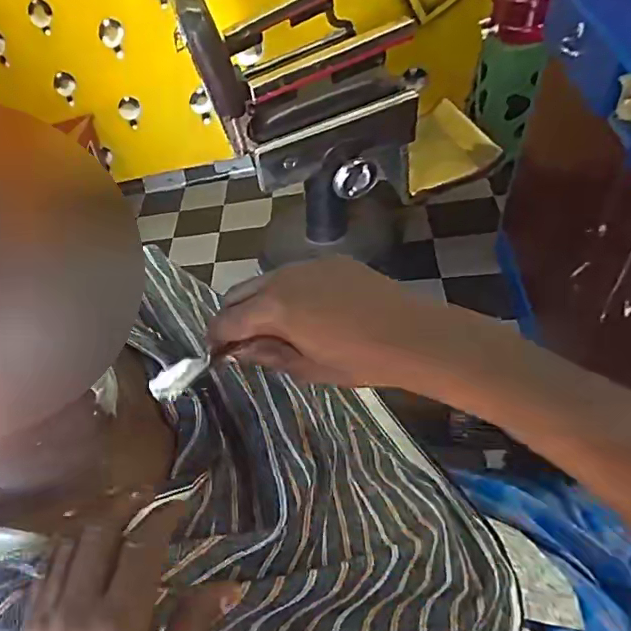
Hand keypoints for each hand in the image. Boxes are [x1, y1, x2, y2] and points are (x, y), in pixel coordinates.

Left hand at [0, 497, 241, 630]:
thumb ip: (195, 626)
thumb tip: (229, 583)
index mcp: (121, 624)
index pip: (142, 547)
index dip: (162, 517)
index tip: (179, 501)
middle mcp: (77, 608)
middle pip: (98, 533)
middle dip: (124, 506)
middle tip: (146, 496)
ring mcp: (44, 615)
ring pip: (66, 546)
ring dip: (92, 522)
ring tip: (115, 511)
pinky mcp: (26, 628)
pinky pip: (45, 571)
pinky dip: (65, 549)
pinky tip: (81, 548)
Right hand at [208, 256, 525, 397]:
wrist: (415, 336)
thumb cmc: (359, 360)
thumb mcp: (305, 367)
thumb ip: (265, 354)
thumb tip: (236, 351)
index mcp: (273, 308)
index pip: (225, 321)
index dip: (215, 340)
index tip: (216, 356)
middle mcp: (282, 279)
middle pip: (236, 295)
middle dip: (231, 319)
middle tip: (238, 345)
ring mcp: (306, 266)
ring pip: (262, 282)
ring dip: (255, 304)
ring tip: (269, 329)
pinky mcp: (329, 263)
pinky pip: (290, 275)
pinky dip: (282, 292)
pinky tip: (300, 314)